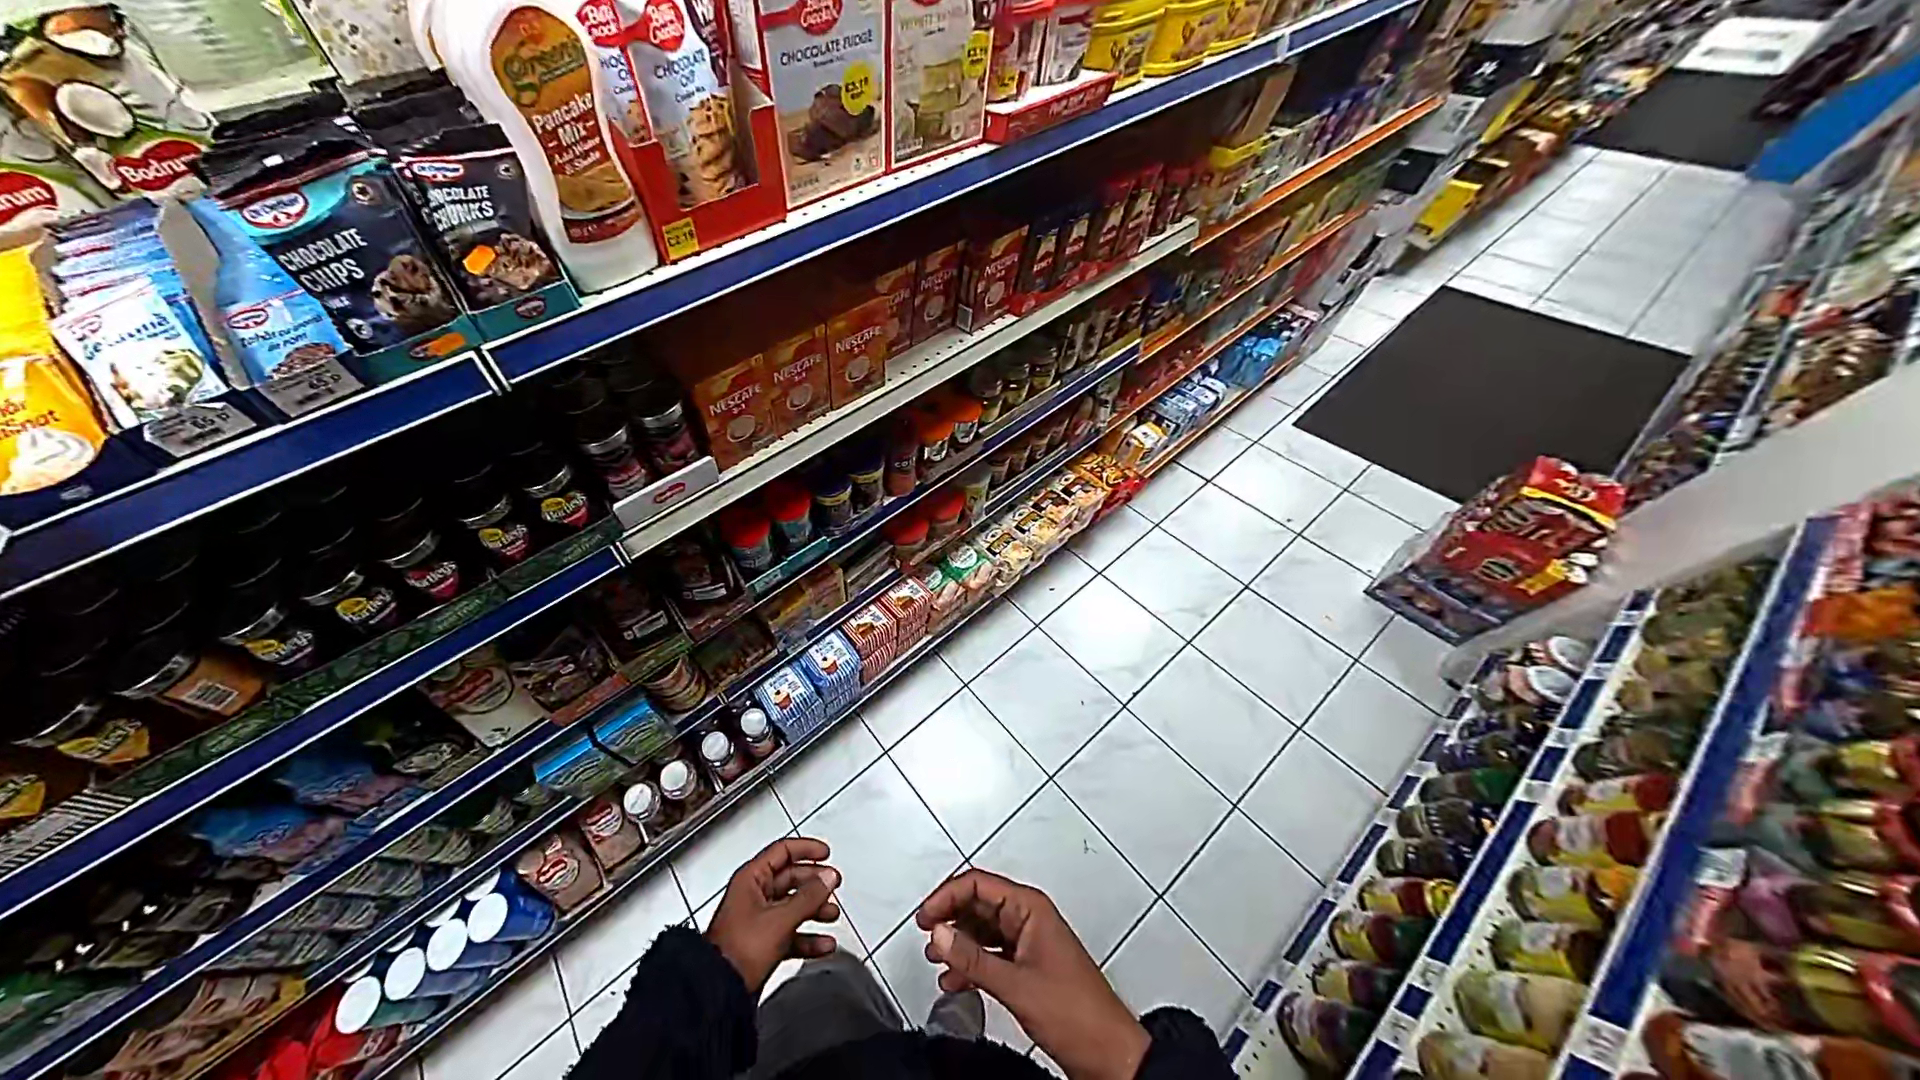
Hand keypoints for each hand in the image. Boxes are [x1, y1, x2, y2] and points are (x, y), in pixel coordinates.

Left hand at [705, 837, 841, 995]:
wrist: (718, 992)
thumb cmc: (737, 950)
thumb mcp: (780, 918)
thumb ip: (809, 896)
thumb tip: (828, 877)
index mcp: (752, 879)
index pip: (783, 851)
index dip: (806, 849)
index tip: (825, 853)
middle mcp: (753, 896)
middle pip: (790, 878)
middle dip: (814, 882)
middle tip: (833, 884)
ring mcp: (757, 920)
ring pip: (792, 906)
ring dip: (814, 909)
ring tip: (831, 913)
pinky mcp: (761, 944)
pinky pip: (790, 933)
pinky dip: (807, 937)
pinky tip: (822, 944)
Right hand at [916, 869, 1148, 1079]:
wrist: (1107, 1053)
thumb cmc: (1078, 1013)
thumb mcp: (1015, 983)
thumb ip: (972, 958)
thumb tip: (939, 934)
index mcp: (1030, 907)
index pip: (979, 883)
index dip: (947, 896)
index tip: (926, 917)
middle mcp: (1028, 918)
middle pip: (978, 903)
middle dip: (949, 918)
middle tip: (926, 936)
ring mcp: (1028, 941)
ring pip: (982, 929)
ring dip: (958, 943)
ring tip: (938, 959)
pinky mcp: (1027, 965)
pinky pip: (990, 953)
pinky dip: (971, 963)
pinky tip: (956, 980)